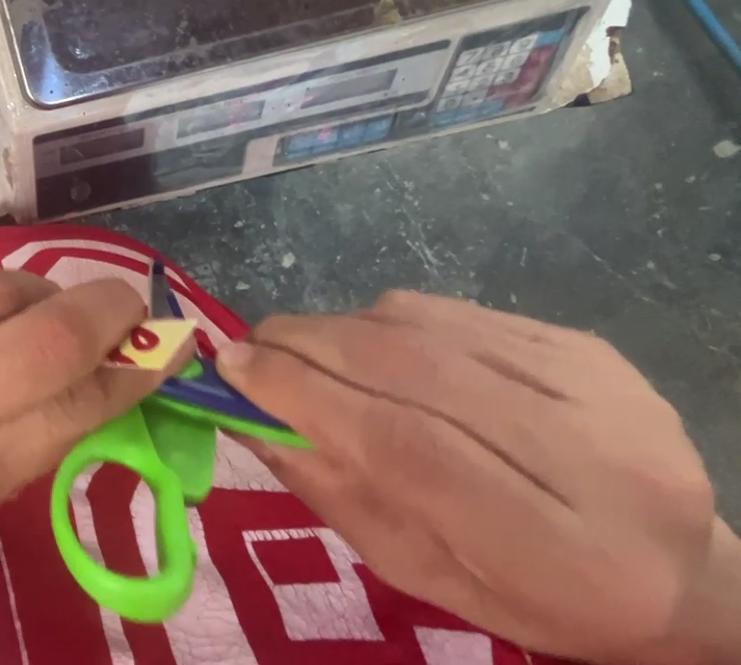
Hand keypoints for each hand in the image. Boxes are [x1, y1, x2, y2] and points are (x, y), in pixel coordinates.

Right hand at [219, 292, 740, 663]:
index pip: (407, 444)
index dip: (304, 393)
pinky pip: (448, 310)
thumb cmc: (524, 591)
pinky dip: (383, 319)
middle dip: (304, 346)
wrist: (671, 571)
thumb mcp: (414, 568)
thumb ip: (327, 487)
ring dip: (334, 328)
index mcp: (558, 548)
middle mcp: (594, 458)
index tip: (230, 368)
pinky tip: (369, 344)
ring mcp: (598, 388)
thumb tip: (238, 411)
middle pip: (411, 369)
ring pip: (421, 327)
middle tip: (245, 347)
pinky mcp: (585, 345)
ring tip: (300, 349)